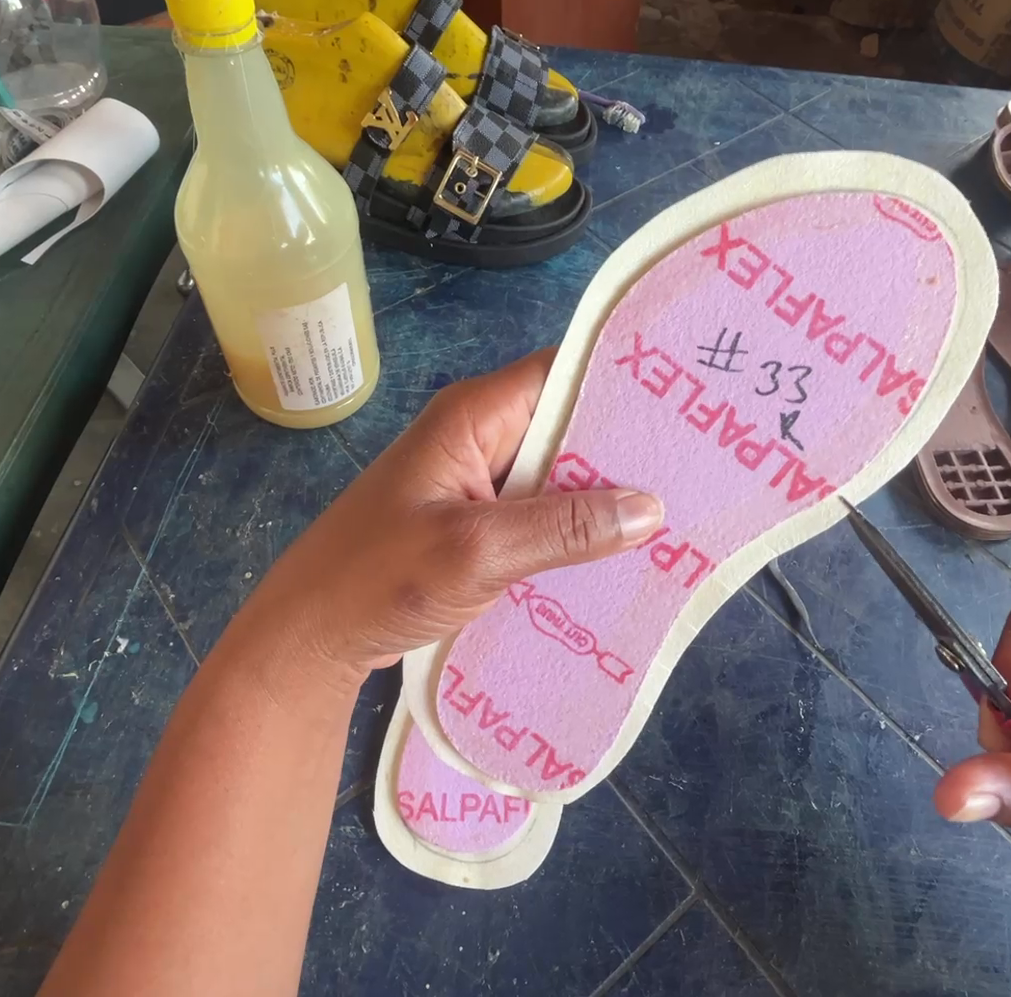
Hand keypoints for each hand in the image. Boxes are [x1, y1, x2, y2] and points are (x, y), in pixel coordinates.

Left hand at [232, 349, 663, 684]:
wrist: (311, 638)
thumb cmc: (377, 579)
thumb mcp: (476, 550)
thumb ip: (563, 526)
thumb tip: (651, 507)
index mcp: (474, 415)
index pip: (563, 373)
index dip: (625, 383)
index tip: (689, 404)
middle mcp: (479, 436)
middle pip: (567, 425)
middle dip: (626, 446)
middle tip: (699, 466)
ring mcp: (476, 482)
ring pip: (556, 473)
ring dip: (603, 494)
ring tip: (677, 509)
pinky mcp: (476, 522)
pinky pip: (538, 512)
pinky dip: (575, 528)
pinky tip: (620, 551)